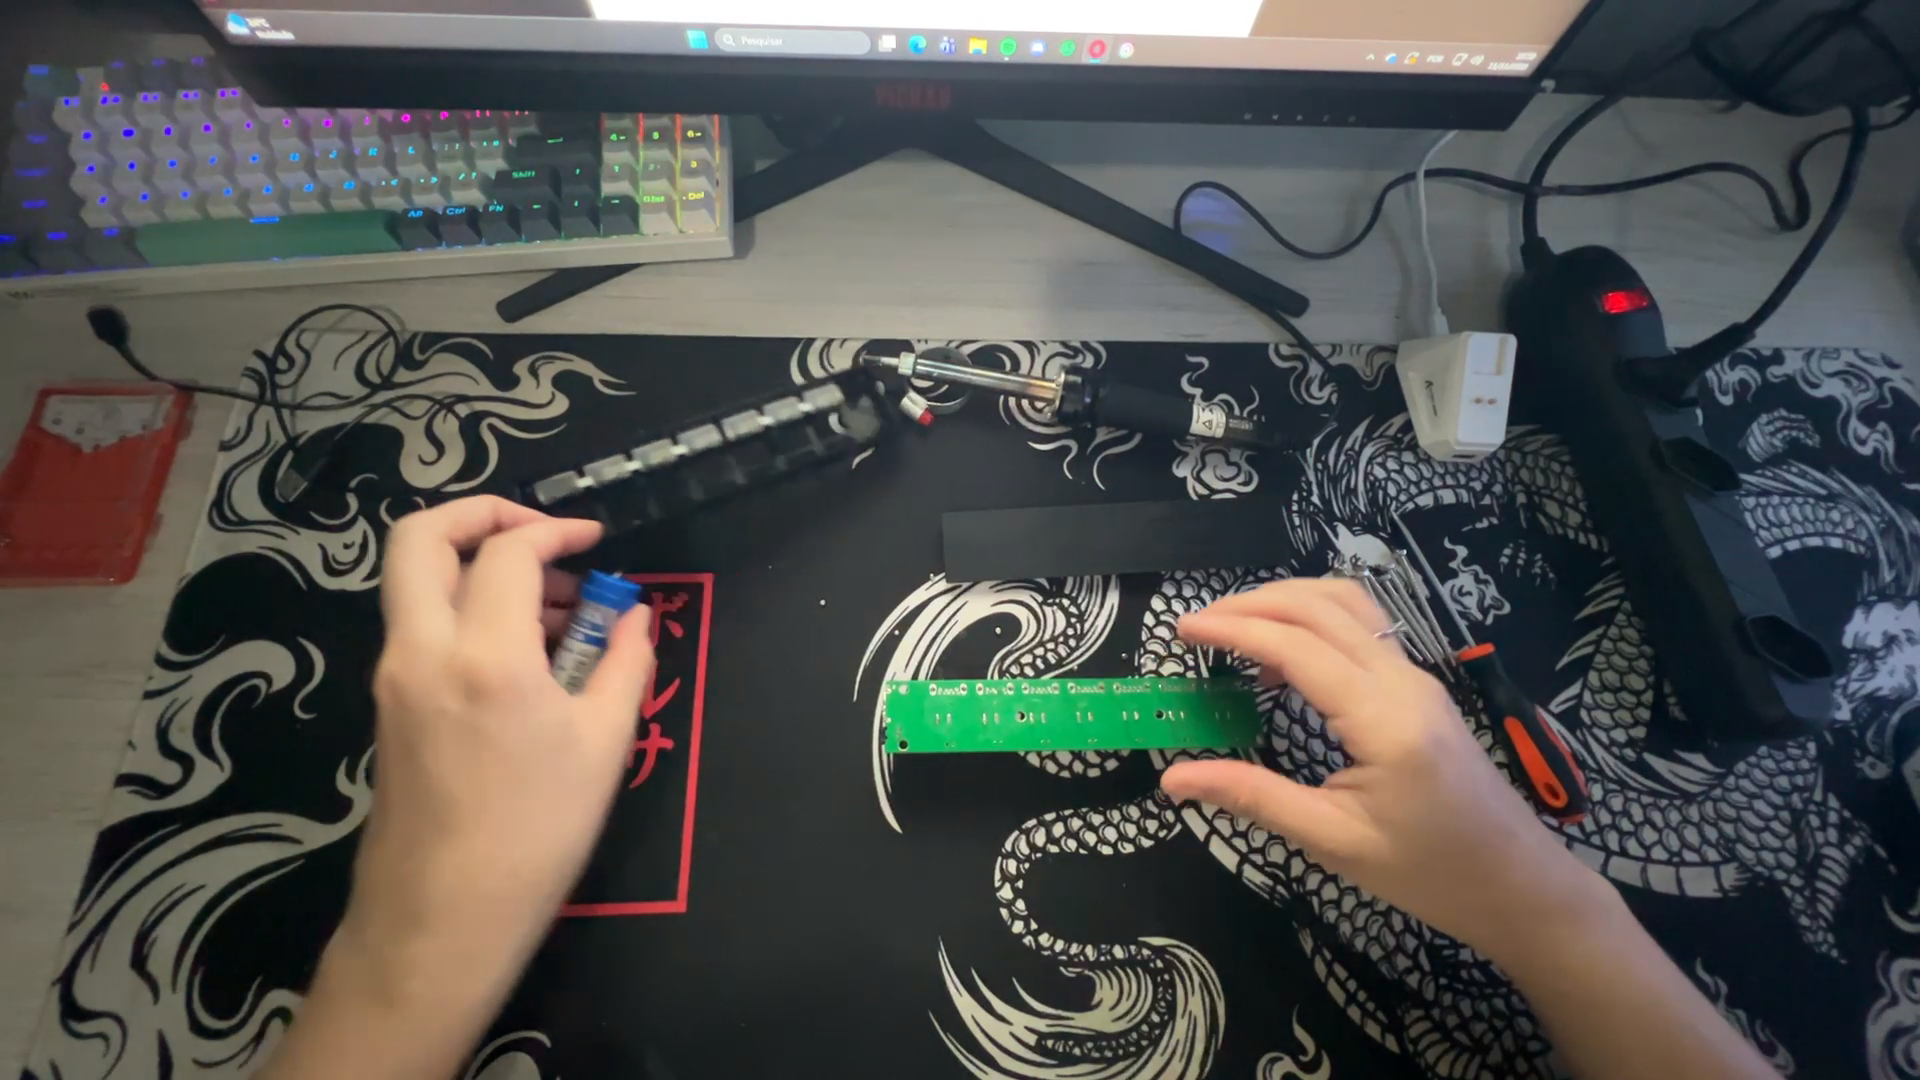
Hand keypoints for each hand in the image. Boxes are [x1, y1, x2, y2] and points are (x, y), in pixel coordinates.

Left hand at [343, 496, 653, 1004]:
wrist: (445, 916)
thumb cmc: (540, 826)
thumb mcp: (605, 739)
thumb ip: (627, 660)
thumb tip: (636, 613)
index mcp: (486, 656)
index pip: (509, 552)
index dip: (558, 531)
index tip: (598, 542)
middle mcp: (423, 651)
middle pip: (420, 538)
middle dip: (485, 514)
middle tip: (546, 537)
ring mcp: (395, 676)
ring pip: (419, 580)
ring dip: (485, 567)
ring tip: (559, 611)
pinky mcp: (391, 703)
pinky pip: (426, 624)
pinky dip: (474, 609)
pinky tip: (531, 655)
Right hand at [1160, 579, 1606, 959]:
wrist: (1520, 886)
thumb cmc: (1428, 872)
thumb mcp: (1333, 841)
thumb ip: (1252, 796)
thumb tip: (1172, 779)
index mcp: (1384, 720)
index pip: (1297, 646)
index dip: (1234, 630)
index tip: (1183, 629)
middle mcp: (1401, 681)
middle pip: (1319, 606)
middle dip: (1251, 603)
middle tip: (1198, 624)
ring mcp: (1414, 676)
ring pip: (1344, 602)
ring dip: (1284, 599)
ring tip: (1234, 625)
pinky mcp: (1415, 684)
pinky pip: (1358, 624)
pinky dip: (1310, 616)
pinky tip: (1281, 655)